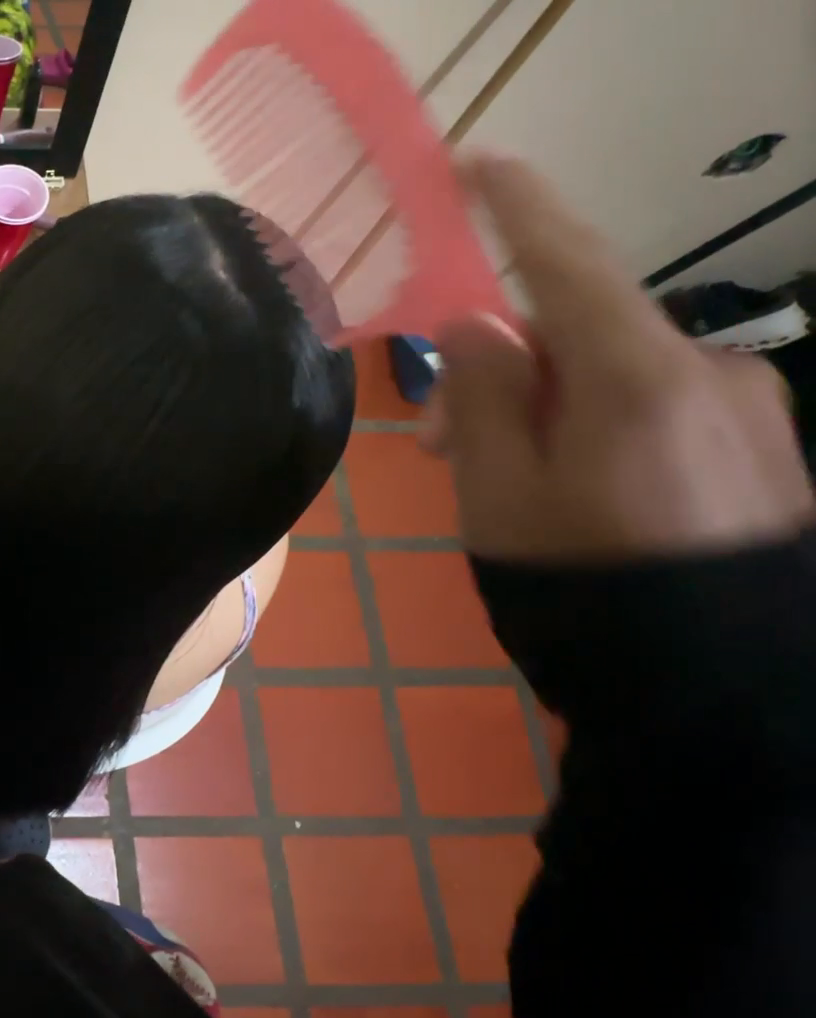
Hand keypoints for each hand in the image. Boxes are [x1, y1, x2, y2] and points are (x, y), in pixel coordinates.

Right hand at [436, 151, 814, 559]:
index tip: (476, 161)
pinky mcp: (758, 442)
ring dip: (546, 406)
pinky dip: (595, 426)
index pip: (569, 265)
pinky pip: (656, 406)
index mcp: (635, 380)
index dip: (519, 209)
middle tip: (436, 444)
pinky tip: (572, 487)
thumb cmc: (580, 580)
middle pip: (582, 333)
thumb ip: (482, 400)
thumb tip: (476, 323)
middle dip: (504, 370)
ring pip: (615, 375)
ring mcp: (744, 406)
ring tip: (504, 481)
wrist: (714, 679)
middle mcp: (706, 371)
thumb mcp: (497, 494)